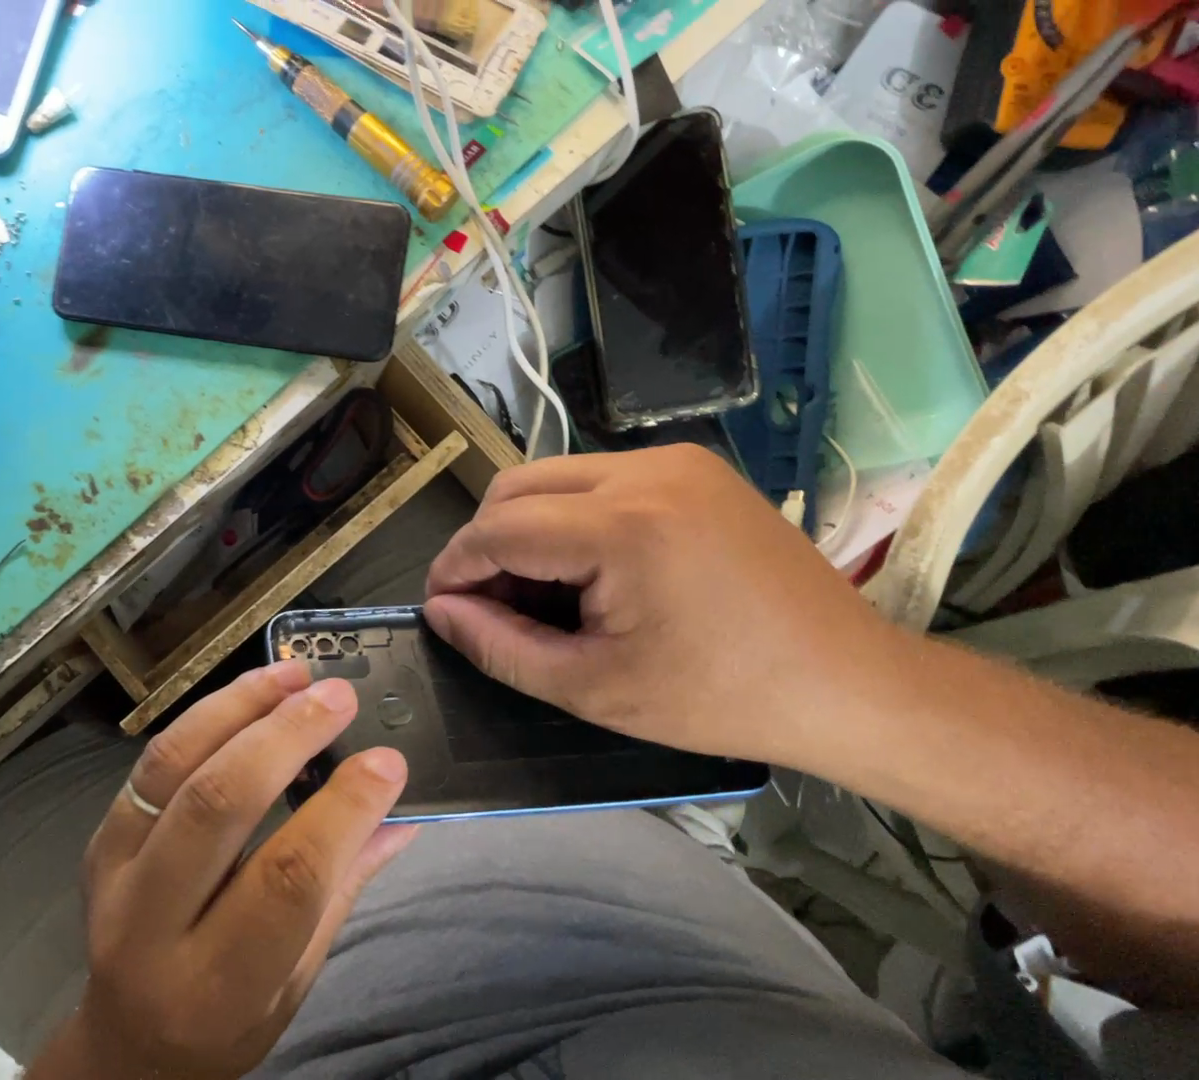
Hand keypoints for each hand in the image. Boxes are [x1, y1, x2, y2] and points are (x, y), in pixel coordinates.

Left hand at [27, 662, 415, 1079]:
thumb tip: (400, 814)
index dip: (342, 811)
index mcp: (216, 984)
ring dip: (238, 707)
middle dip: (285, 737)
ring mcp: (112, 870)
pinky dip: (205, 717)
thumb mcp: (295, 982)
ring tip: (292, 674)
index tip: (388, 762)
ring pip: (174, 766)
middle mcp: (151, 923)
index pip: (286, 879)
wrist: (125, 1044)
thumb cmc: (227, 1024)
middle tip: (338, 697)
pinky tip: (249, 692)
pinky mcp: (99, 835)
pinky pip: (154, 760)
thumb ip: (342, 891)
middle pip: (218, 805)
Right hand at [423, 445, 906, 766]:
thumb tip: (440, 612)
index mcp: (624, 527)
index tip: (439, 608)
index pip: (498, 529)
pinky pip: (598, 479)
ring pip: (553, 477)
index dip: (455, 568)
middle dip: (484, 544)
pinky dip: (569, 517)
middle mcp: (646, 472)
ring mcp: (676, 462)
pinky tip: (586, 569)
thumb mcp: (592, 689)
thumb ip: (499, 647)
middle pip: (516, 488)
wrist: (849, 684)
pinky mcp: (695, 469)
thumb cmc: (719, 698)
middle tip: (487, 604)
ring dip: (524, 527)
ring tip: (537, 590)